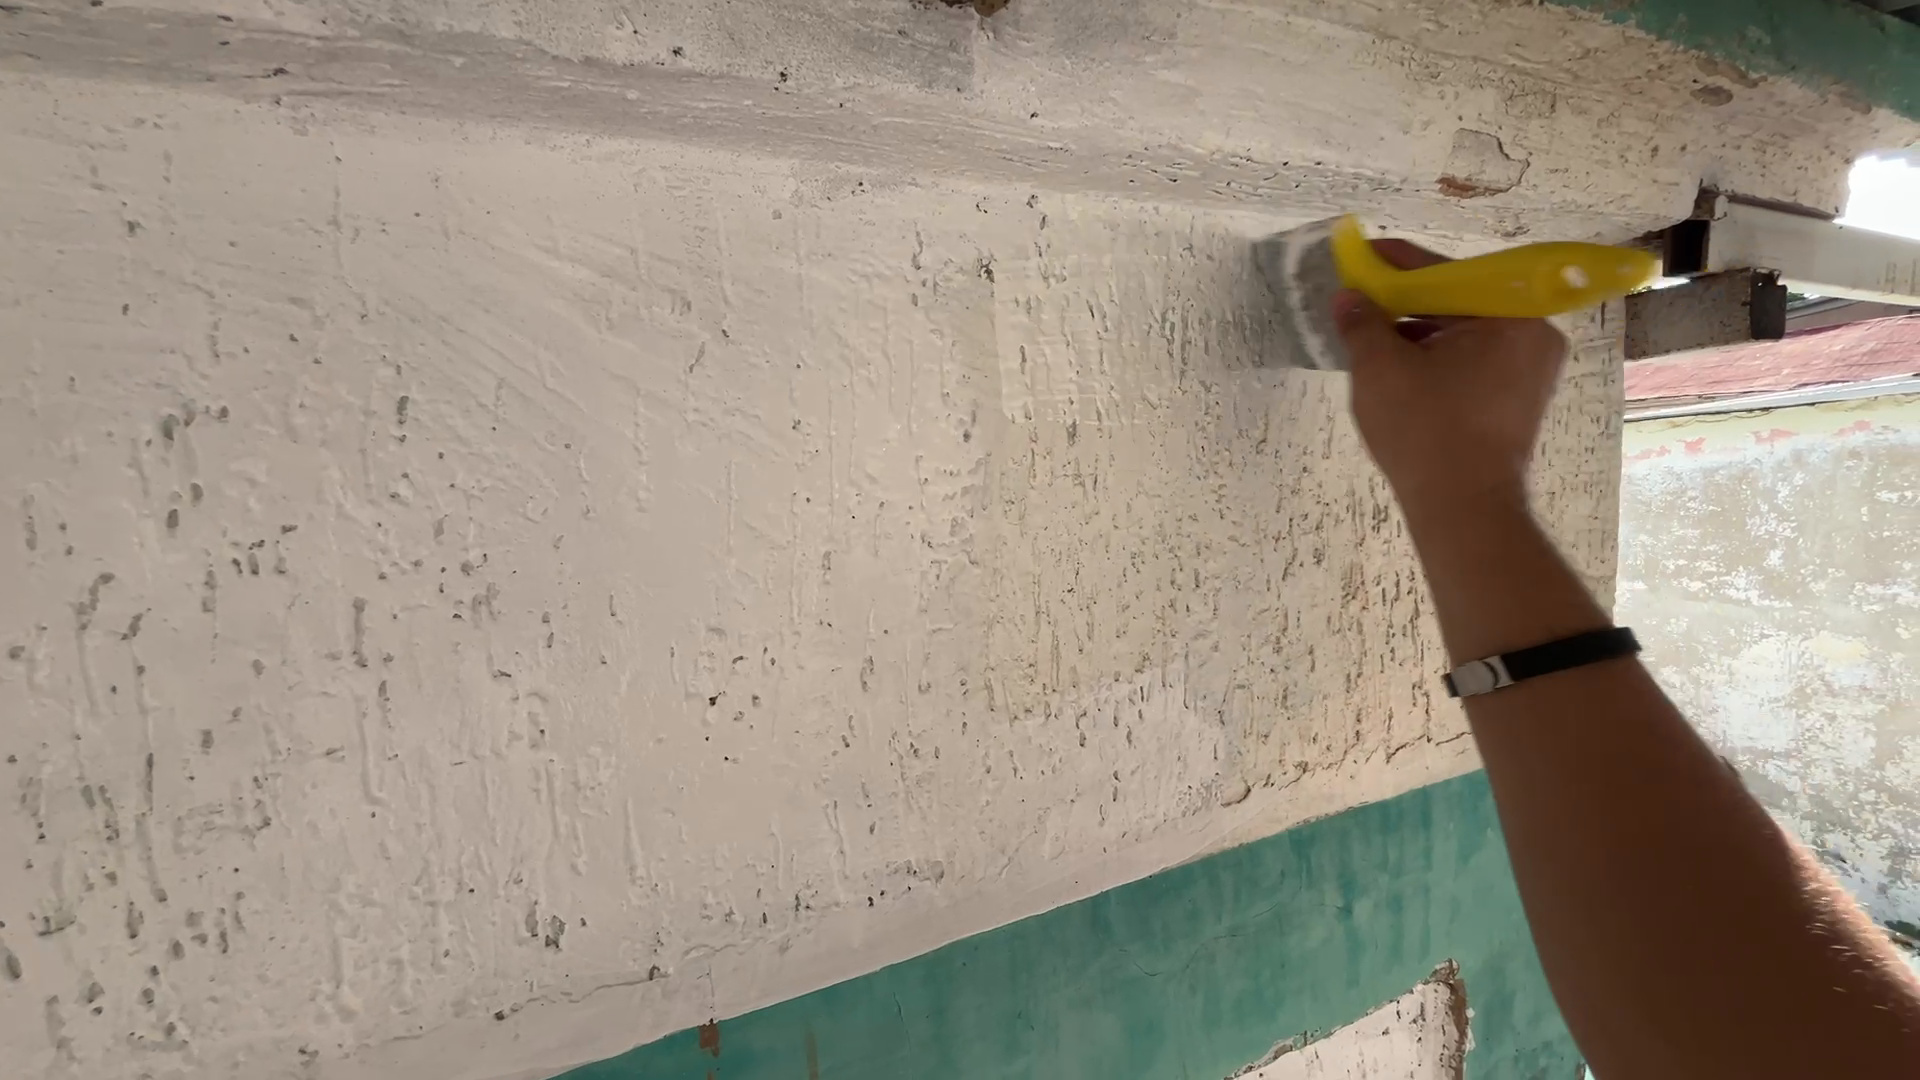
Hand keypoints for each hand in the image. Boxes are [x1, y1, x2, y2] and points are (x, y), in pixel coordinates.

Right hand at [1332, 239, 1567, 518]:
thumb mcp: (1379, 369)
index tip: (1365, 252)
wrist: (1461, 505)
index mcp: (1511, 317)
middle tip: (1366, 302)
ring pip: (1466, 336)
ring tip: (1376, 342)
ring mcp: (1531, 371)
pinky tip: (1403, 372)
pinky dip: (1437, 360)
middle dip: (1409, 303)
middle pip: (1460, 305)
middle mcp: (1534, 335)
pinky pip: (1473, 363)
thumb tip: (1349, 297)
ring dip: (1420, 334)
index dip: (1398, 264)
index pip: (1447, 276)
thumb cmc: (1423, 429)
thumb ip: (1363, 325)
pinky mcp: (1518, 401)